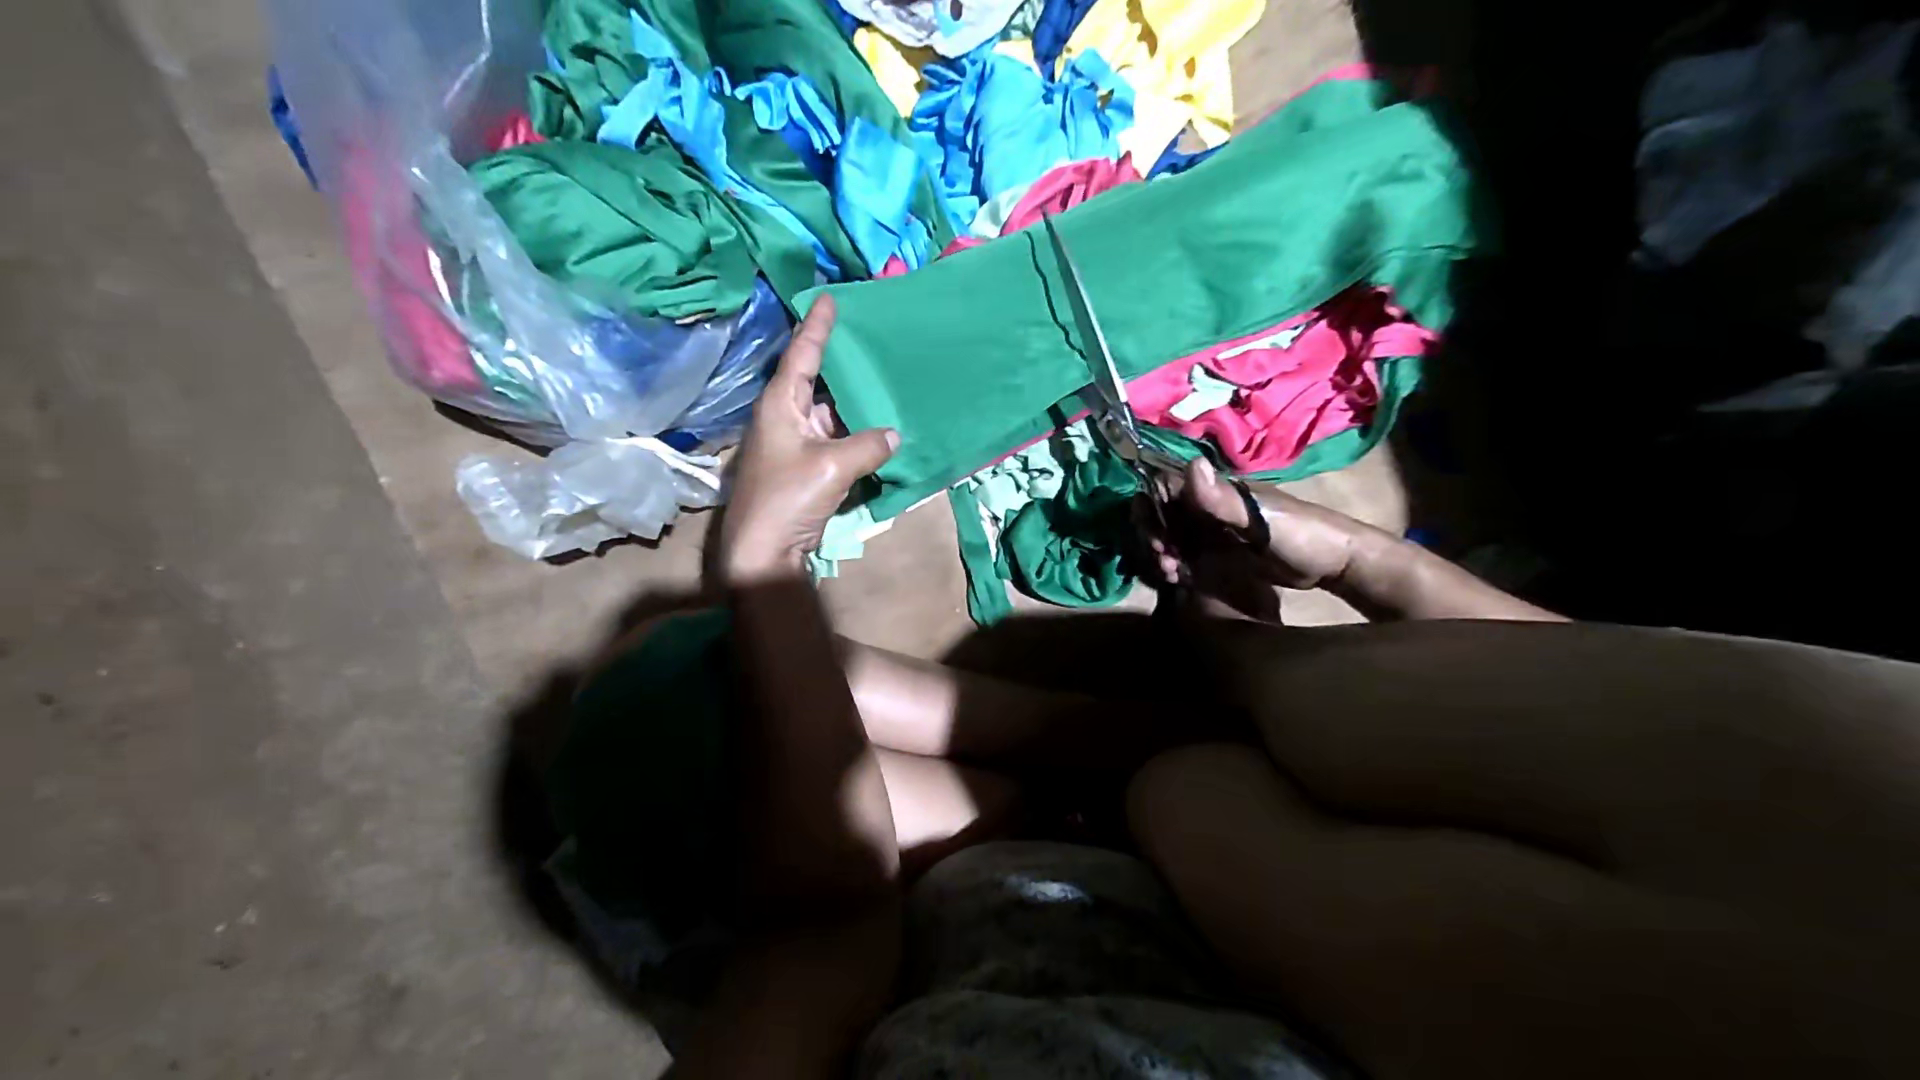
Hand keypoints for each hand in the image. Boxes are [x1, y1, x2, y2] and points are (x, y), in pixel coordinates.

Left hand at [719, 295, 897, 582]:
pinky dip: (859, 435)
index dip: (817, 327)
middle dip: (844, 364)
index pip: (802, 355)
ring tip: (889, 383)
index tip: (828, 298)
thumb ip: (868, 445)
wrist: (765, 552)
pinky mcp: (809, 470)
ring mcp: (798, 445)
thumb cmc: (788, 498)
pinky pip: (838, 441)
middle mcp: (786, 418)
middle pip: (819, 382)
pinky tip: (883, 430)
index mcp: (781, 405)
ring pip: (833, 414)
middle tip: (873, 340)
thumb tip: (894, 436)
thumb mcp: (832, 466)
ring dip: (857, 406)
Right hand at [1148, 459, 1370, 607]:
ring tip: (1171, 573)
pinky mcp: (1215, 558)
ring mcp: (1209, 534)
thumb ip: (1224, 498)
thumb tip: (1192, 465)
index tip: (1156, 533)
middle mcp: (1206, 509)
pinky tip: (1176, 579)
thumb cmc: (1302, 532)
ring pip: (1167, 538)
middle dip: (1152, 535)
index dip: (1151, 507)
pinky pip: (1182, 559)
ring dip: (1160, 554)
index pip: (1164, 488)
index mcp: (1214, 492)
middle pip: (1161, 514)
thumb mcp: (1262, 517)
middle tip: (1164, 558)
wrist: (1334, 564)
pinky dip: (1172, 568)